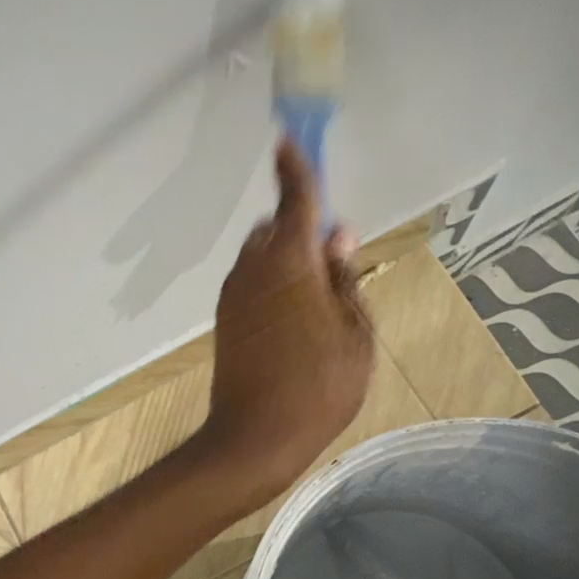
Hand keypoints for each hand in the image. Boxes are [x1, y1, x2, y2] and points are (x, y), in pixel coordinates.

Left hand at [196, 138, 372, 500]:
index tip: (289, 140)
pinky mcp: (224, 321)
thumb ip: (345, 277)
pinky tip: (295, 321)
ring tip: (319, 300)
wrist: (255, 439)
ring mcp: (233, 296)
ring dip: (286, 258)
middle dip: (301, 227)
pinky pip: (252, 283)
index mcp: (291, 262)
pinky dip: (272, 283)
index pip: (297, 200)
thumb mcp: (354, 332)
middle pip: (277, 228)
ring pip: (262, 256)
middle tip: (335, 258)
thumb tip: (338, 236)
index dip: (297, 167)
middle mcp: (254, 269)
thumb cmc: (319, 387)